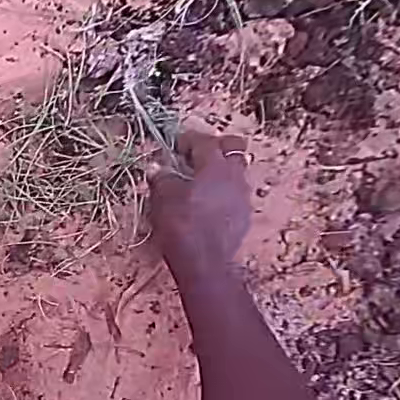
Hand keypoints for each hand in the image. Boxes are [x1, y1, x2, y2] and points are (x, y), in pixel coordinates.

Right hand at [149, 129, 249, 278]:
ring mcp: (242, 196)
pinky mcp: (243, 216)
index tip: (175, 143)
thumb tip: (156, 167)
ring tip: (198, 182)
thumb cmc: (181, 225)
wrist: (204, 261)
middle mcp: (234, 176)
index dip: (188, 139)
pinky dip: (221, 192)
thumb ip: (161, 179)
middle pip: (233, 149)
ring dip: (218, 172)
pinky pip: (234, 195)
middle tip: (195, 156)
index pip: (204, 142)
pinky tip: (205, 204)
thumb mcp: (163, 199)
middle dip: (215, 147)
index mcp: (214, 166)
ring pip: (235, 172)